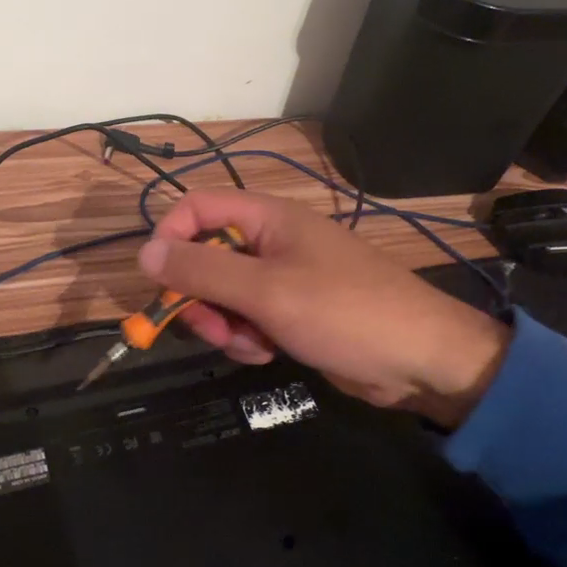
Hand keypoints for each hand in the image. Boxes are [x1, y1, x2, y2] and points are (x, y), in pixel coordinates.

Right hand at [139, 190, 511, 427]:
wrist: (422, 359)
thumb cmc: (344, 313)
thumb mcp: (266, 291)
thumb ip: (203, 269)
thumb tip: (144, 252)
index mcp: (268, 217)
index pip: (197, 207)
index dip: (171, 238)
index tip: (159, 282)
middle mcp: (272, 241)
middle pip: (206, 255)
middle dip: (199, 295)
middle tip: (210, 329)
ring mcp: (285, 277)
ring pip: (224, 293)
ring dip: (224, 323)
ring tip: (252, 345)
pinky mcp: (295, 312)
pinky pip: (249, 317)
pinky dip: (249, 337)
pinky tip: (269, 354)